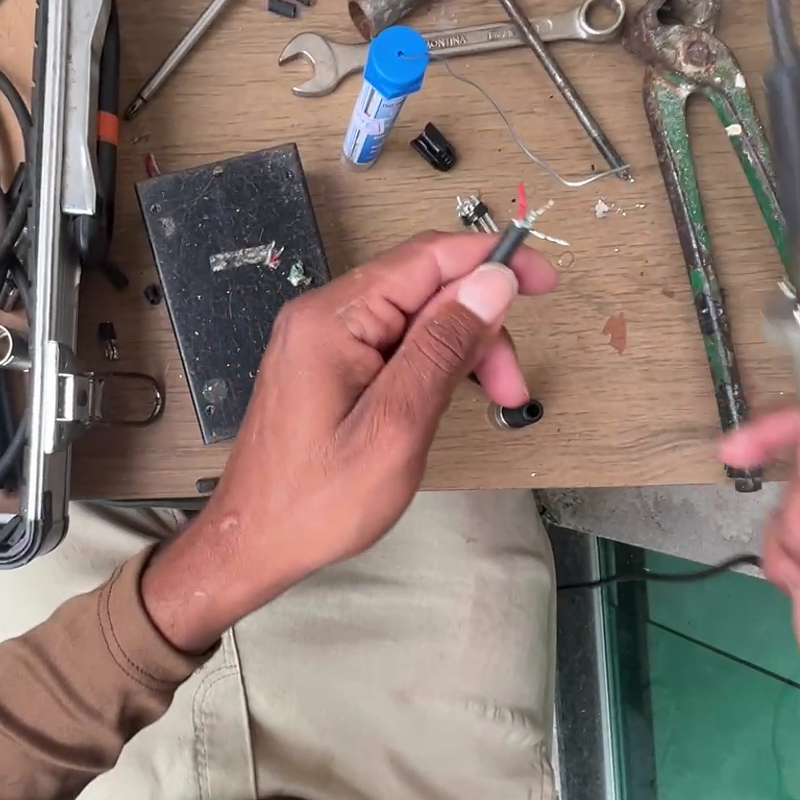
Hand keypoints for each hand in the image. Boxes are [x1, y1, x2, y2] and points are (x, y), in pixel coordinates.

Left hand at [142, 232, 558, 650]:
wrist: (255, 541)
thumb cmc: (317, 501)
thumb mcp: (396, 425)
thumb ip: (443, 348)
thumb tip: (491, 282)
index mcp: (332, 319)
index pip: (427, 258)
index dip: (493, 261)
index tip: (544, 281)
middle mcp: (321, 317)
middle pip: (423, 290)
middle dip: (479, 327)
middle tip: (510, 386)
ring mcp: (319, 341)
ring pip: (413, 320)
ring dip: (459, 351)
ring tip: (490, 400)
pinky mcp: (324, 366)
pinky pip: (390, 345)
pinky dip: (429, 366)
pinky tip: (446, 397)